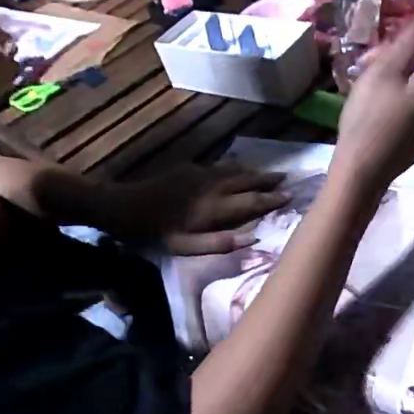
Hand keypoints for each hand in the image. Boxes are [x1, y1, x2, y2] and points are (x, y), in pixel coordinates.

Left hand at [105, 165, 290, 253]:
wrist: (122, 206)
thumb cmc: (156, 233)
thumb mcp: (187, 247)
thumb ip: (221, 244)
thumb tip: (254, 240)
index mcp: (215, 207)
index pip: (252, 201)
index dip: (272, 199)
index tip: (291, 196)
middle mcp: (213, 186)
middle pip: (247, 180)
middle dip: (268, 179)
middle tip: (287, 178)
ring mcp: (200, 174)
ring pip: (234, 170)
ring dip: (254, 171)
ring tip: (268, 173)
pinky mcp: (188, 169)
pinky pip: (220, 166)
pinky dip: (235, 167)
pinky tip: (236, 168)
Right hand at [331, 11, 413, 192]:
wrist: (361, 171)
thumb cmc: (371, 115)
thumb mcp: (388, 67)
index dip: (398, 56)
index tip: (372, 63)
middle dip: (392, 71)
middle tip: (363, 77)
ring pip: (413, 95)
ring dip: (389, 90)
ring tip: (362, 98)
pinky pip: (409, 116)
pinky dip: (392, 112)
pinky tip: (371, 119)